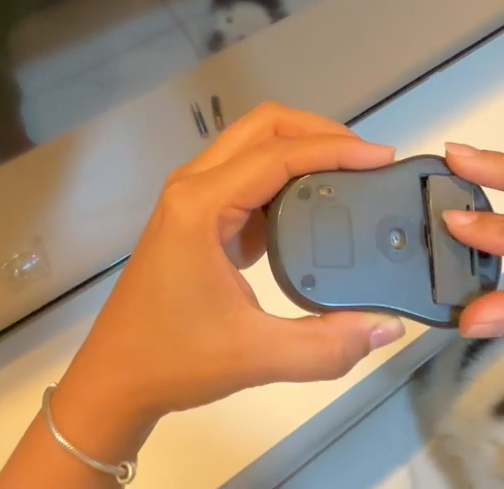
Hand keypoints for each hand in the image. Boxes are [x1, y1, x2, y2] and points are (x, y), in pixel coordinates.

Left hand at [56, 105, 406, 428]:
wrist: (115, 377)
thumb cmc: (174, 360)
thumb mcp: (255, 356)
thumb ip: (327, 346)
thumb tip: (388, 326)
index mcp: (201, 205)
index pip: (277, 155)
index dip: (333, 149)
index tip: (381, 157)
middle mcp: (193, 184)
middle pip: (263, 126)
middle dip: (318, 131)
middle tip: (366, 157)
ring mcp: (191, 194)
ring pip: (252, 142)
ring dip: (300, 146)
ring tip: (347, 172)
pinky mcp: (196, 210)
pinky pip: (244, 170)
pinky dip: (282, 173)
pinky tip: (311, 204)